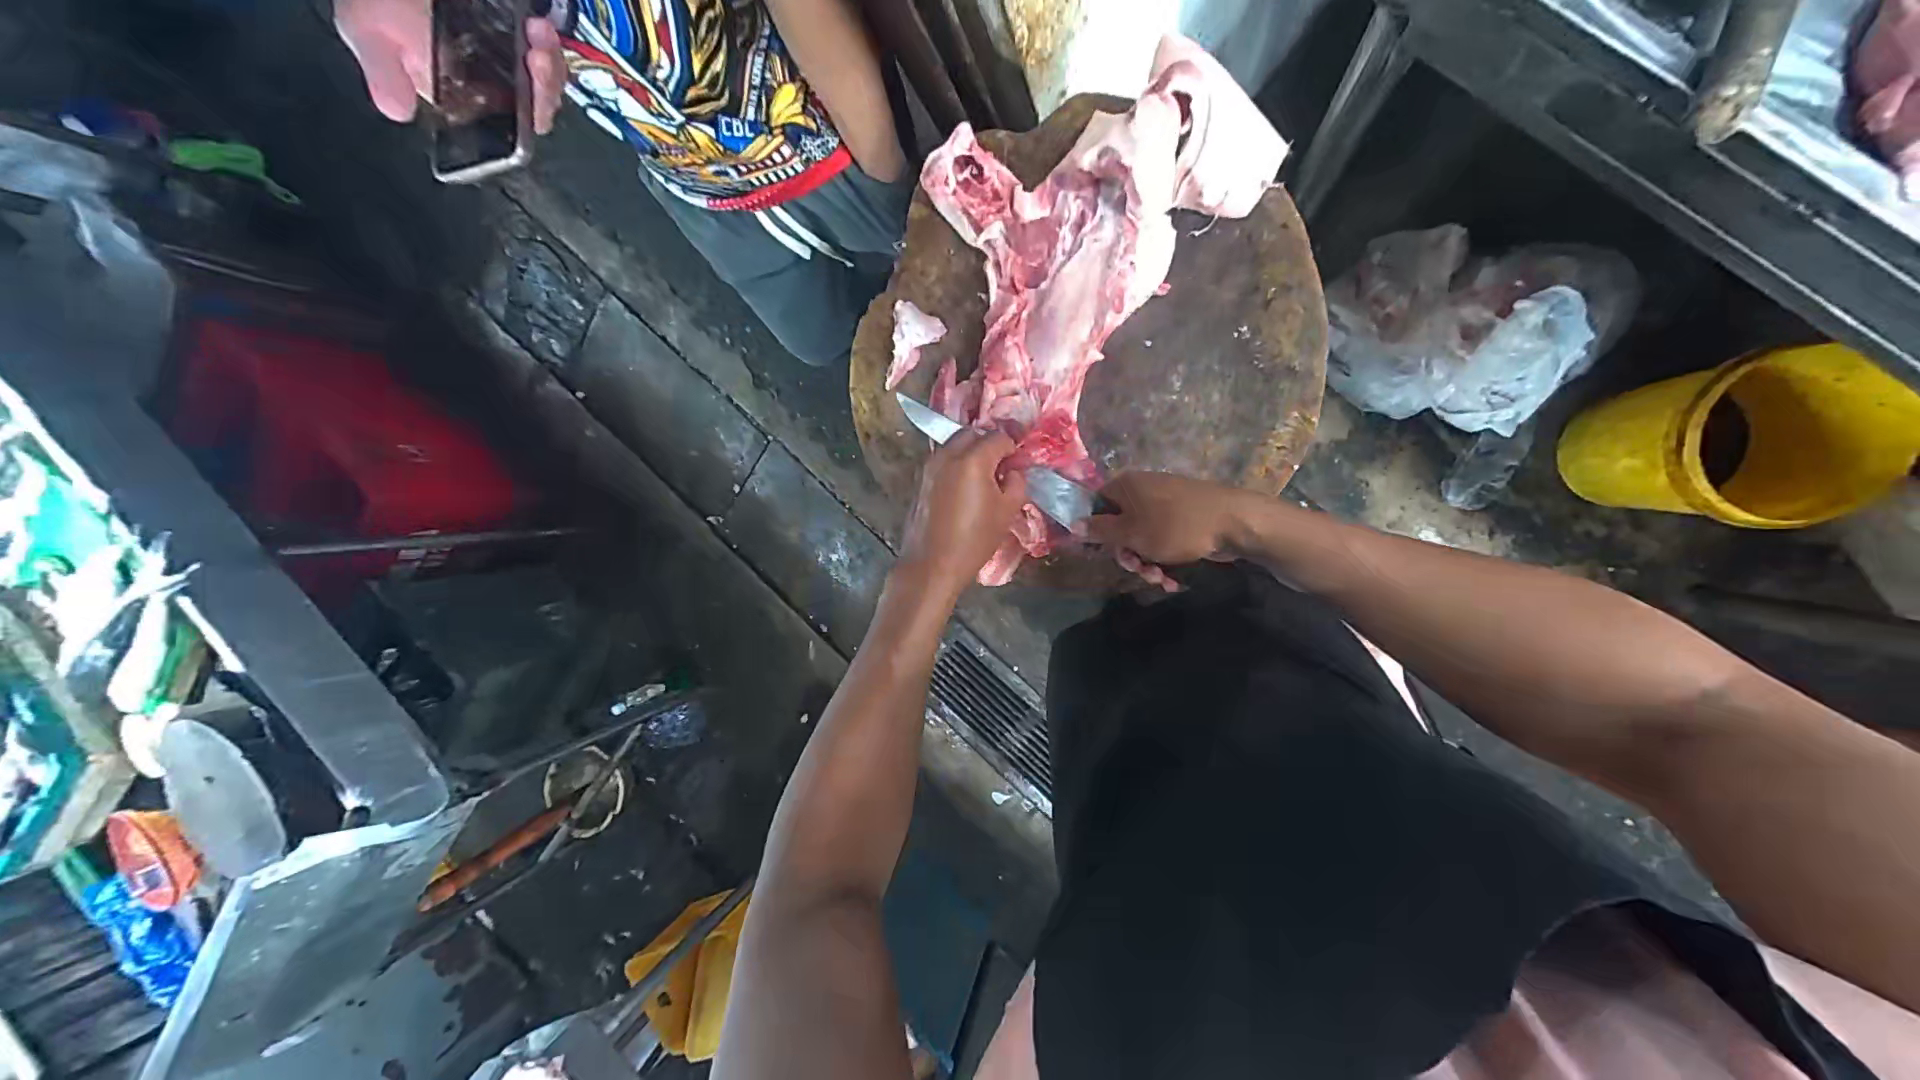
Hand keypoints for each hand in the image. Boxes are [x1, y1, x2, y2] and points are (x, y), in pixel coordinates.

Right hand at [335, 0, 565, 133]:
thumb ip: (384, 74)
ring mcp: (504, 56)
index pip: (505, 128)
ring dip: (550, 62)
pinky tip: (535, 23)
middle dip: (544, 88)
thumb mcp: (367, 32)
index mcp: (460, 96)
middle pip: (536, 105)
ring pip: (547, 79)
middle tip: (536, 61)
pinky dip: (547, 39)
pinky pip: (545, 47)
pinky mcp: (514, 29)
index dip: (523, 121)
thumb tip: (397, 110)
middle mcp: (487, 81)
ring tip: (536, 32)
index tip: (527, 102)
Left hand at [899, 431, 1028, 596]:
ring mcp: (930, 466)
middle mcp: (948, 455)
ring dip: (971, 453)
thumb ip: (1016, 482)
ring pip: (955, 445)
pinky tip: (965, 489)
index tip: (1019, 462)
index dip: (1013, 447)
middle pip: (973, 434)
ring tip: (984, 478)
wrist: (931, 565)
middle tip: (1001, 467)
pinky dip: (957, 465)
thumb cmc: (974, 540)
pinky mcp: (920, 480)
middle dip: (989, 445)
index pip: (998, 437)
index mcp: (973, 459)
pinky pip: (943, 462)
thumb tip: (1012, 470)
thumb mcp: (1007, 511)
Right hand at [1080, 472, 1258, 565]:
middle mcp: (1143, 489)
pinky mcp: (1184, 517)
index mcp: (1126, 486)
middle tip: (1138, 569)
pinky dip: (1165, 558)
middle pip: (1120, 526)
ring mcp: (1165, 503)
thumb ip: (1099, 530)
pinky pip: (1164, 539)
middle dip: (1128, 554)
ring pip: (1143, 538)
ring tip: (1160, 578)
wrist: (1234, 522)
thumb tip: (1072, 524)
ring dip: (1147, 562)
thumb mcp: (1130, 532)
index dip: (1094, 531)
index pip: (1095, 505)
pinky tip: (1173, 578)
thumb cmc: (1175, 526)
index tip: (1102, 553)